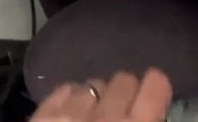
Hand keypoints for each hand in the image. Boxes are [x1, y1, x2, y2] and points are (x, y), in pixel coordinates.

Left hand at [30, 70, 172, 120]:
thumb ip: (147, 119)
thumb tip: (151, 109)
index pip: (156, 84)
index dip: (156, 89)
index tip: (152, 97)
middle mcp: (106, 114)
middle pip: (124, 79)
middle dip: (124, 94)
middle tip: (121, 113)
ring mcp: (70, 112)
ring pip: (93, 83)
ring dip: (95, 97)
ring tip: (92, 115)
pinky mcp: (41, 114)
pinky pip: (64, 89)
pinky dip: (69, 99)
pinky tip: (69, 113)